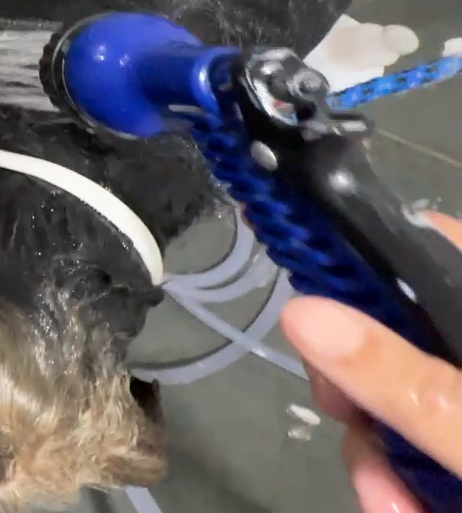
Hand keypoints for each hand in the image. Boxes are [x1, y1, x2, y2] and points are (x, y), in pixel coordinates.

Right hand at [280, 211, 461, 512]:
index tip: (305, 291)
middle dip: (363, 390)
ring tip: (391, 504)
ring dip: (382, 453)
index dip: (359, 258)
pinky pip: (433, 445)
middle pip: (402, 334)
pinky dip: (412, 480)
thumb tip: (302, 310)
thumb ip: (416, 386)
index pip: (432, 247)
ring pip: (408, 398)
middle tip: (345, 421)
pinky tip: (406, 509)